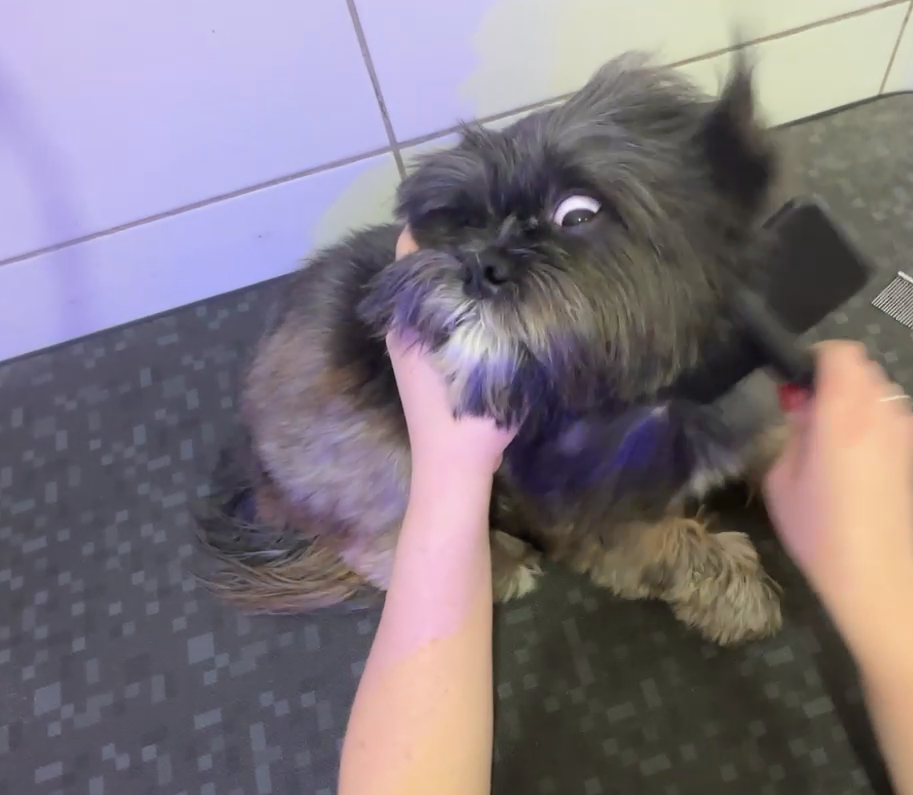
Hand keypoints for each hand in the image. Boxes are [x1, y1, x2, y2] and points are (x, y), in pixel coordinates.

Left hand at [387, 230, 515, 494]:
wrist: (453, 470)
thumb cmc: (468, 417)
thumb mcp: (487, 355)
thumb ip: (492, 309)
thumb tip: (507, 266)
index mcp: (410, 314)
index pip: (413, 248)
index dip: (441, 224)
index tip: (478, 207)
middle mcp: (404, 322)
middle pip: (423, 267)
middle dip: (455, 246)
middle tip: (500, 227)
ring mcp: (412, 343)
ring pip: (433, 291)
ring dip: (459, 274)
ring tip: (502, 254)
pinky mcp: (425, 361)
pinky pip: (440, 313)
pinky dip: (460, 300)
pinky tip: (493, 297)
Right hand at [763, 341, 912, 621]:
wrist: (873, 570)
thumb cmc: (818, 529)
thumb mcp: (782, 480)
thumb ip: (794, 432)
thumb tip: (802, 407)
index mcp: (842, 414)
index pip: (840, 354)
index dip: (815, 359)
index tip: (796, 384)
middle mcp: (879, 412)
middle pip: (862, 368)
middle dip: (833, 380)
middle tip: (809, 414)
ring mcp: (904, 430)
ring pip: (880, 391)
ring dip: (856, 400)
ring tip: (834, 438)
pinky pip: (893, 415)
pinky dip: (874, 420)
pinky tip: (858, 456)